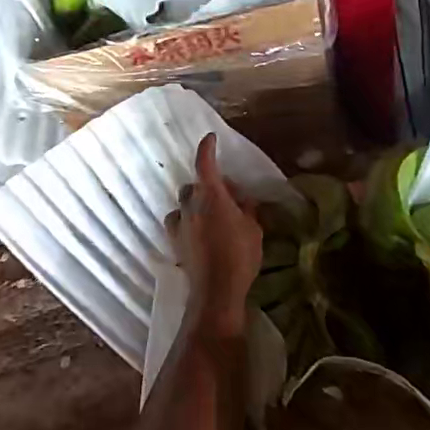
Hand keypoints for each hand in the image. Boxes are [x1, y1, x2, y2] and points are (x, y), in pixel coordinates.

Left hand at [167, 134, 263, 333]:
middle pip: (194, 185)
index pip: (205, 164)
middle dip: (207, 185)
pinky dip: (188, 221)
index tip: (211, 138)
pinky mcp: (175, 242)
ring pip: (184, 204)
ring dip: (196, 204)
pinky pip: (179, 222)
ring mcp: (180, 225)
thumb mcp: (254, 228)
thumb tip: (242, 200)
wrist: (216, 291)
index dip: (207, 148)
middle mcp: (191, 206)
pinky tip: (200, 232)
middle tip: (228, 197)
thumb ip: (247, 209)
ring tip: (212, 215)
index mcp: (212, 197)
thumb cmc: (240, 255)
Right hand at [268, 368, 429, 429]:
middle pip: (329, 402)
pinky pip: (405, 401)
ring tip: (341, 385)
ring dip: (350, 387)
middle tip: (300, 404)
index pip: (295, 428)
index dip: (279, 419)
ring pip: (371, 390)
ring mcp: (408, 427)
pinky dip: (388, 395)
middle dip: (309, 401)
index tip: (271, 414)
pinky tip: (387, 400)